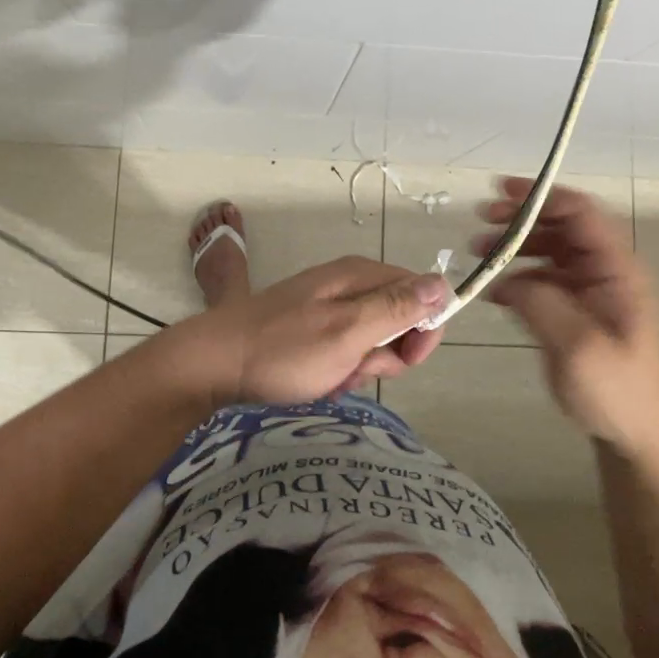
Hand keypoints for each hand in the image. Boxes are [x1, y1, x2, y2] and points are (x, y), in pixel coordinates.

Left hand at [174, 256, 449, 407]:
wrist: (214, 364)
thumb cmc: (284, 350)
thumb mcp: (348, 331)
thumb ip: (396, 308)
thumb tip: (444, 284)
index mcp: (360, 276)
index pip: (423, 295)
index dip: (424, 331)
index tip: (407, 362)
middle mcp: (347, 284)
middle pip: (397, 320)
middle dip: (384, 356)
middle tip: (353, 369)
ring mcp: (327, 307)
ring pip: (370, 342)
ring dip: (358, 368)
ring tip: (328, 378)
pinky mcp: (310, 328)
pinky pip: (343, 350)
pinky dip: (336, 371)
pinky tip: (315, 382)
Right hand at [475, 177, 658, 454]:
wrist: (636, 437)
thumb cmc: (616, 392)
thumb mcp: (578, 347)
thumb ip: (541, 303)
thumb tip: (506, 278)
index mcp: (617, 270)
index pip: (581, 214)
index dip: (541, 197)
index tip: (499, 193)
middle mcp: (604, 271)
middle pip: (561, 227)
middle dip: (520, 219)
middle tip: (480, 221)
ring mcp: (590, 291)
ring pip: (548, 251)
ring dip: (514, 246)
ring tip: (476, 252)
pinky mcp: (575, 311)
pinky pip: (542, 279)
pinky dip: (515, 277)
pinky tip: (491, 289)